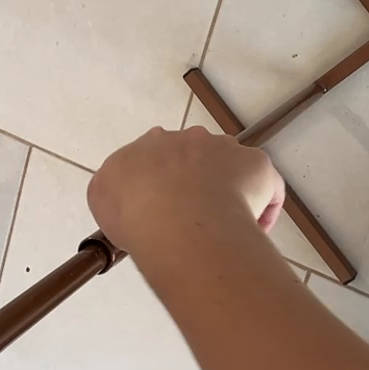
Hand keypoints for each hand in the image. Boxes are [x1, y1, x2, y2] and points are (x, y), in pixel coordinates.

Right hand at [89, 127, 284, 254]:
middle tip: (193, 220)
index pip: (161, 159)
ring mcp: (226, 149)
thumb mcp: (102, 197)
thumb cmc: (133, 211)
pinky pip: (266, 187)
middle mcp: (190, 139)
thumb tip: (123, 198)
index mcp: (153, 144)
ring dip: (230, 192)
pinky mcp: (257, 164)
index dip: (164, 186)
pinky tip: (253, 230)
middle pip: (198, 159)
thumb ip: (114, 189)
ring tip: (224, 227)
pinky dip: (263, 208)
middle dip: (197, 185)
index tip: (164, 209)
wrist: (173, 217)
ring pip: (233, 170)